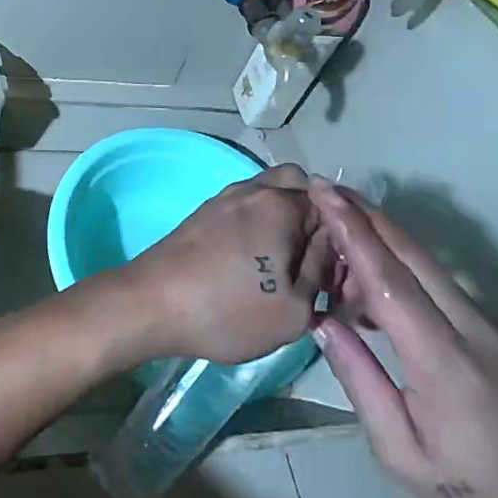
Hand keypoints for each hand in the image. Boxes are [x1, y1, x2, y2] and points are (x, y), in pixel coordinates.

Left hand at [112, 164, 328, 364]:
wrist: (148, 305)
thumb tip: (333, 245)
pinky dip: (262, 223)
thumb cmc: (225, 311)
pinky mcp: (203, 214)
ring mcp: (223, 198)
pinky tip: (260, 259)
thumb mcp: (295, 308)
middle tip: (321, 258)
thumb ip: (323, 269)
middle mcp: (252, 190)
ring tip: (292, 263)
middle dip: (318, 215)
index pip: (336, 205)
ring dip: (288, 218)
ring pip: (271, 194)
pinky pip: (246, 207)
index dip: (348, 234)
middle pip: (300, 187)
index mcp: (280, 204)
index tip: (347, 266)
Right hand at [307, 181, 497, 497]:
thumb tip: (321, 320)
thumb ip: (360, 380)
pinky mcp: (493, 332)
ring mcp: (490, 328)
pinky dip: (397, 263)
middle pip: (414, 255)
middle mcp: (473, 330)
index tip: (323, 194)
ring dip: (380, 237)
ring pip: (427, 264)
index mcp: (445, 362)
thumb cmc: (475, 494)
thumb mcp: (400, 451)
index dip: (354, 232)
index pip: (391, 279)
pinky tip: (367, 275)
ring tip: (331, 230)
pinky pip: (437, 283)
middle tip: (322, 186)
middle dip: (366, 214)